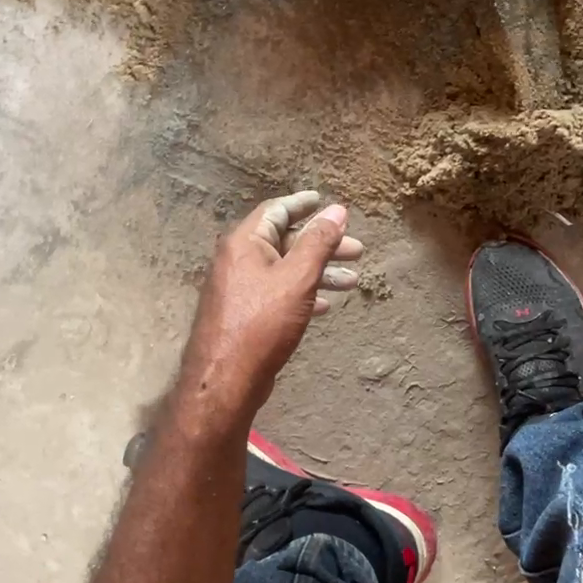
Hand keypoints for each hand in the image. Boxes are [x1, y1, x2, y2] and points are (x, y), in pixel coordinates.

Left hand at [181, 191, 362, 413]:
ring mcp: (239, 288)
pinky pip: (278, 292)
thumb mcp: (298, 277)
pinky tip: (325, 304)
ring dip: (319, 272)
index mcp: (245, 242)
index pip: (277, 210)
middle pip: (286, 241)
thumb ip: (319, 242)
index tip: (325, 201)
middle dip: (323, 245)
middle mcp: (238, 259)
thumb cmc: (262, 322)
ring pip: (285, 269)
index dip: (303, 205)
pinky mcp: (244, 313)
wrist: (224, 380)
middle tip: (357, 250)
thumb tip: (337, 210)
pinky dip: (303, 292)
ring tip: (352, 281)